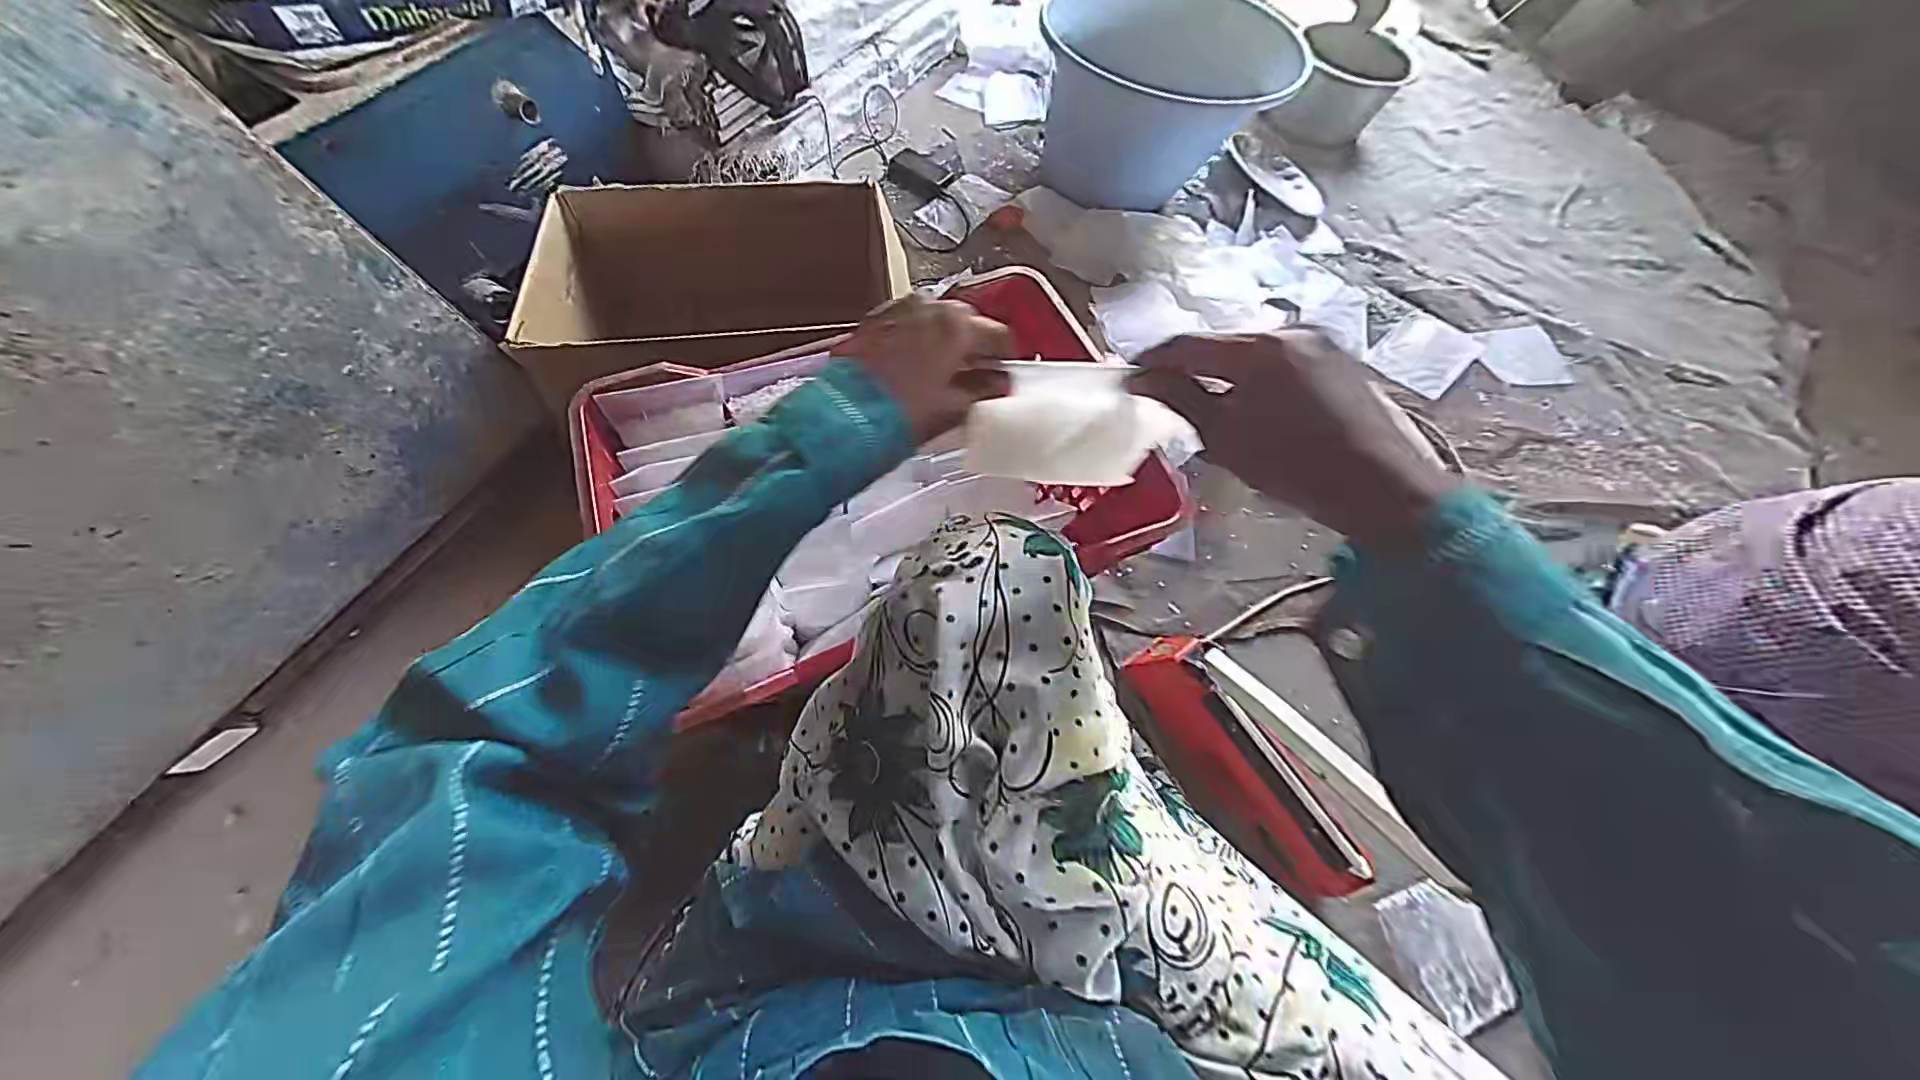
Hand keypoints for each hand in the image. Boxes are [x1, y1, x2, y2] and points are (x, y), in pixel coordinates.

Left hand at [838, 295, 1013, 442]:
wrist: (845, 417)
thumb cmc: (898, 413)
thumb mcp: (953, 407)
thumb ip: (984, 390)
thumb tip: (997, 384)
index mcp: (957, 327)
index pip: (998, 334)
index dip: (1006, 354)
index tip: (1004, 368)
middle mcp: (929, 308)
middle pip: (967, 320)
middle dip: (975, 343)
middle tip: (978, 370)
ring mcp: (899, 311)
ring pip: (935, 318)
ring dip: (945, 338)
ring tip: (945, 368)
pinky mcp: (875, 321)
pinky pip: (909, 323)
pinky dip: (919, 337)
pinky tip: (917, 363)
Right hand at [1130, 329, 1453, 549]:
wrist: (1382, 486)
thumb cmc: (1294, 466)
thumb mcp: (1223, 437)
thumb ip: (1179, 399)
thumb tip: (1144, 379)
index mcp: (1255, 348)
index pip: (1185, 344)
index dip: (1152, 360)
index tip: (1132, 376)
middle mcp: (1288, 332)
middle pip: (1220, 345)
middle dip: (1190, 369)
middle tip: (1167, 397)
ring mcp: (1319, 342)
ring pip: (1251, 354)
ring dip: (1224, 376)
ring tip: (1210, 409)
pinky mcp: (1339, 360)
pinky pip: (1280, 362)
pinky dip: (1257, 380)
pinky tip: (1253, 411)